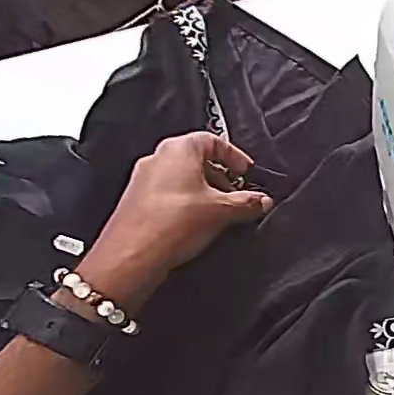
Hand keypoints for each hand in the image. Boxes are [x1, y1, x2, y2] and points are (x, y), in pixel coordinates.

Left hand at [76, 132, 272, 310]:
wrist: (133, 254)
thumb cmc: (168, 225)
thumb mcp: (221, 211)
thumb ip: (246, 203)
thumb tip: (260, 200)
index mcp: (178, 149)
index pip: (213, 140)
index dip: (235, 156)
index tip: (246, 171)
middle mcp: (158, 159)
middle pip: (197, 160)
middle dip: (220, 178)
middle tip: (237, 196)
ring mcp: (145, 180)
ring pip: (182, 179)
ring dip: (203, 193)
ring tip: (219, 214)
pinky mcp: (138, 202)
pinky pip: (168, 196)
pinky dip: (186, 205)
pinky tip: (196, 225)